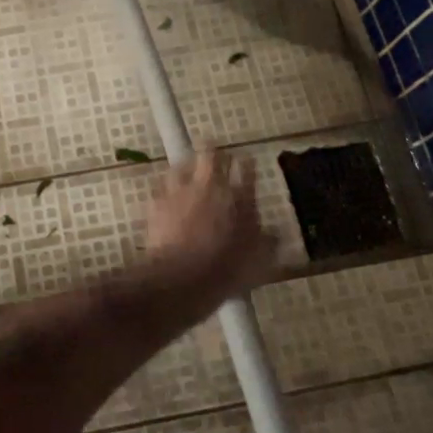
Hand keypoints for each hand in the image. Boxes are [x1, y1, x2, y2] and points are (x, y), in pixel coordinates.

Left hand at [144, 148, 275, 297]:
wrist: (179, 279)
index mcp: (239, 199)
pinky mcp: (157, 202)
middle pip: (211, 155)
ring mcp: (180, 192)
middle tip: (216, 158)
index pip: (246, 169)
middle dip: (214, 154)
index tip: (246, 163)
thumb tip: (274, 234)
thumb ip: (266, 243)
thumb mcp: (256, 263)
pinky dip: (167, 186)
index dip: (246, 164)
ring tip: (189, 169)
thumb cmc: (224, 272)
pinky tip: (168, 193)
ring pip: (183, 164)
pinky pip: (162, 185)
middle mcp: (210, 188)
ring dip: (187, 165)